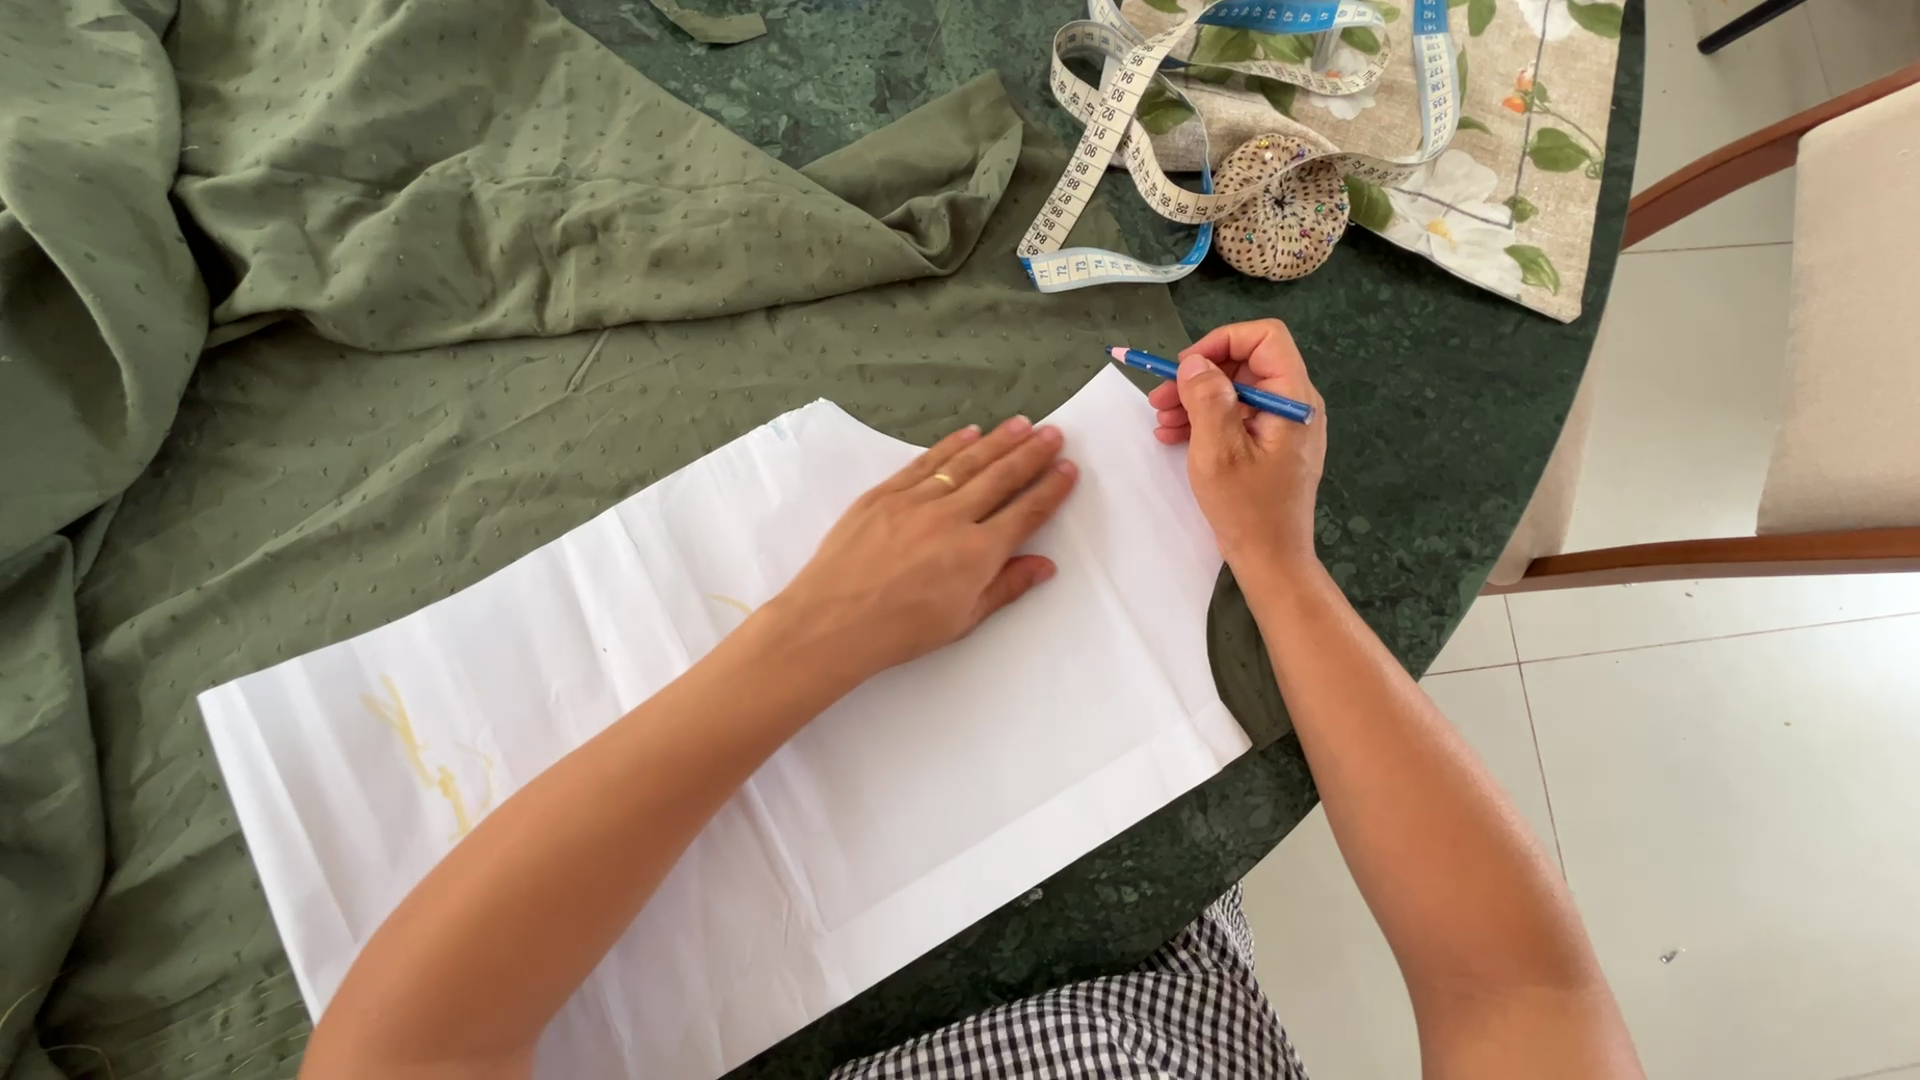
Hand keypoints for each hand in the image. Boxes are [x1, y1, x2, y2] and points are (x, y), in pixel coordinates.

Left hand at [765, 415, 1077, 686]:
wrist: (833, 621)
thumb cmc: (901, 630)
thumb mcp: (963, 619)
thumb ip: (1006, 587)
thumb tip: (1044, 565)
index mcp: (977, 553)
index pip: (1024, 513)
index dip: (1050, 490)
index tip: (1067, 469)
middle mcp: (952, 518)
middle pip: (1000, 478)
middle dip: (1031, 454)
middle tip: (1054, 433)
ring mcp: (915, 501)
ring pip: (965, 463)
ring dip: (997, 442)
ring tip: (1021, 425)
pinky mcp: (884, 494)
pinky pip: (924, 463)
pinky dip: (949, 446)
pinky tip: (969, 434)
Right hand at [1148, 319, 1326, 571]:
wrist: (1270, 558)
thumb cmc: (1247, 507)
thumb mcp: (1218, 451)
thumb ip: (1207, 400)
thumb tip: (1194, 363)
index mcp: (1292, 398)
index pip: (1265, 337)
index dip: (1222, 341)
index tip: (1185, 367)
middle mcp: (1293, 404)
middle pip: (1246, 362)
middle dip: (1199, 375)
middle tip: (1159, 397)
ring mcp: (1281, 425)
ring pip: (1235, 390)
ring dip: (1195, 399)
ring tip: (1160, 420)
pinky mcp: (1269, 445)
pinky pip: (1235, 417)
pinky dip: (1204, 420)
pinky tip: (1173, 436)